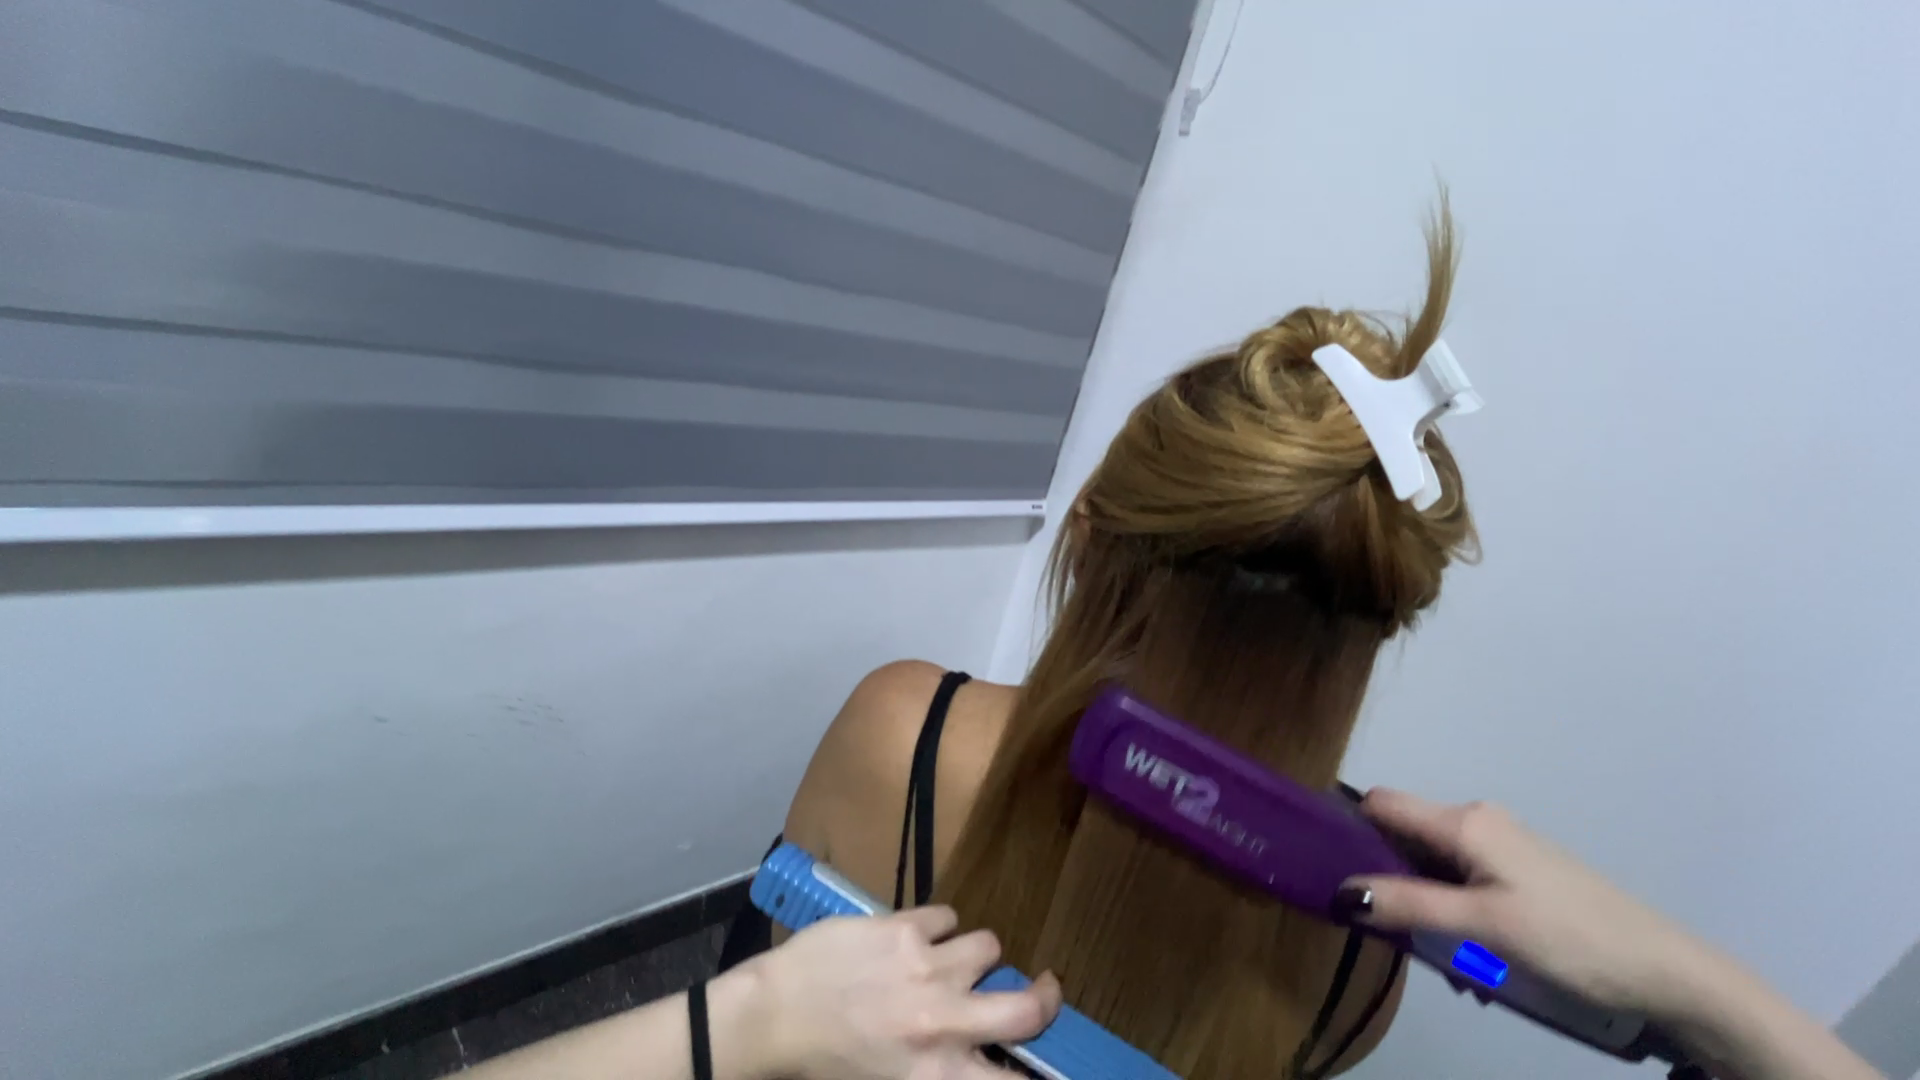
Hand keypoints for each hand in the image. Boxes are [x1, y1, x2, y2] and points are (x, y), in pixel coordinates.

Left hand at [733, 906, 1061, 1079]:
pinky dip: (939, 926)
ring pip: (989, 947)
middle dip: (1043, 997)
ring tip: (952, 958)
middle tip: (1042, 989)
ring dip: (977, 955)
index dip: (1037, 1071)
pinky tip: (914, 937)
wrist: (774, 1016)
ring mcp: (926, 968)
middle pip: (1026, 1008)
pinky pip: (948, 915)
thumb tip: (979, 1055)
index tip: (1041, 1055)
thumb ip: (943, 1071)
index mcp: (938, 1077)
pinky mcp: (904, 926)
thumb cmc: (828, 1064)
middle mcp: (942, 1023)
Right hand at [1341, 788, 1709, 1018]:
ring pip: (1432, 864)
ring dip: (1424, 904)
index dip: (1349, 827)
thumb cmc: (1571, 938)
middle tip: (1392, 929)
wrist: (1672, 974)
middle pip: (1403, 835)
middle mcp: (1477, 821)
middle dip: (1390, 880)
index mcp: (1464, 821)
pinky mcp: (1519, 871)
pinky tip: (1476, 955)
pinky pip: (1462, 879)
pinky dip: (1453, 910)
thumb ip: (1410, 906)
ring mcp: (1501, 846)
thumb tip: (1341, 891)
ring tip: (1447, 958)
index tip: (1330, 867)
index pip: (1380, 803)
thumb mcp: (1484, 927)